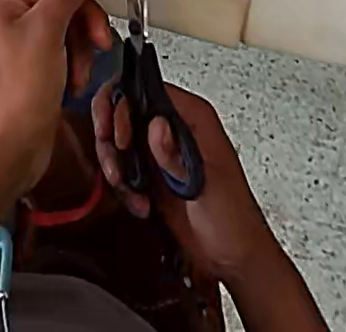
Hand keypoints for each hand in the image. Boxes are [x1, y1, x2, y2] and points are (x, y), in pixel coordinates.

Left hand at [0, 0, 112, 199]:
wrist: (6, 150)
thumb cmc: (16, 89)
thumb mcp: (45, 31)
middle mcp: (18, 16)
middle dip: (86, 16)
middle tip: (99, 38)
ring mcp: (30, 42)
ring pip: (73, 23)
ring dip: (84, 45)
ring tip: (81, 71)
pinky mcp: (41, 66)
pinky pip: (71, 48)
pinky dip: (79, 62)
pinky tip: (74, 83)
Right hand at [92, 81, 282, 286]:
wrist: (234, 257)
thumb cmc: (234, 216)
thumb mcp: (207, 183)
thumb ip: (177, 155)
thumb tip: (154, 123)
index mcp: (192, 116)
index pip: (148, 89)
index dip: (124, 105)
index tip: (117, 135)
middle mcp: (174, 126)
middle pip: (126, 108)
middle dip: (111, 134)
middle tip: (114, 161)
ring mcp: (161, 149)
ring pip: (120, 136)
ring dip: (114, 162)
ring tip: (125, 186)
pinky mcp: (152, 172)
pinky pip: (123, 165)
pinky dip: (122, 184)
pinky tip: (139, 203)